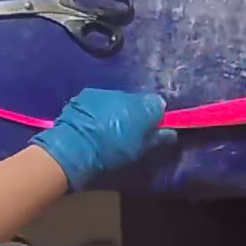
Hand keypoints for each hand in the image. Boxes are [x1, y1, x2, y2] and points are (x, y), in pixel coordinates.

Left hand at [29, 89, 175, 189]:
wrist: (74, 147)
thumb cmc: (111, 153)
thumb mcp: (139, 151)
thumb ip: (158, 138)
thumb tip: (171, 132)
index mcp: (143, 108)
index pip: (157, 104)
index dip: (154, 116)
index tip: (149, 129)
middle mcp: (126, 94)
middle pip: (136, 101)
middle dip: (134, 113)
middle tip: (126, 131)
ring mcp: (105, 92)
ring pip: (117, 100)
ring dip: (115, 110)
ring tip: (106, 128)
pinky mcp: (86, 94)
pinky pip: (99, 100)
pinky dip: (98, 109)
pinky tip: (91, 123)